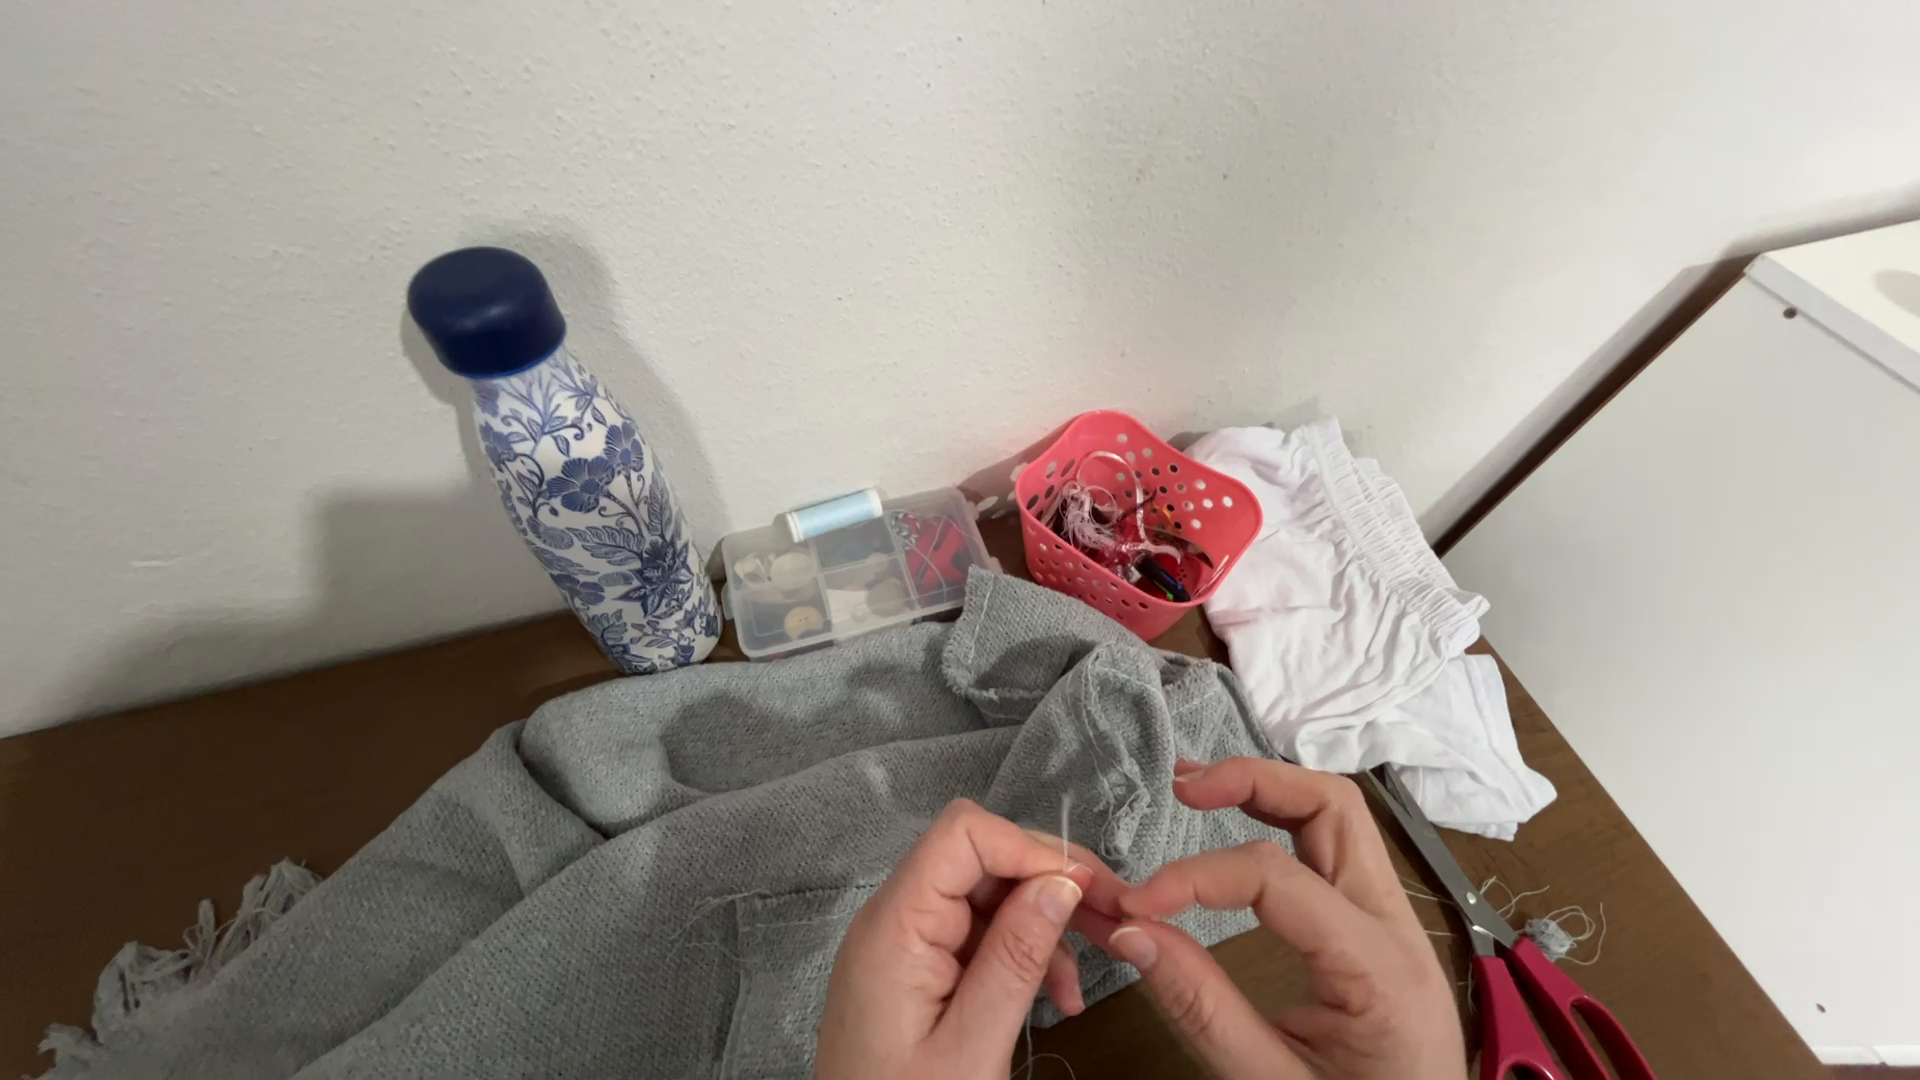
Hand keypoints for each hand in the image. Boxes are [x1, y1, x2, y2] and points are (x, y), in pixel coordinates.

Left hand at [816, 798, 1125, 1079]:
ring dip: (1042, 924)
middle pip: (981, 856)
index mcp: (897, 922)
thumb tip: (1062, 881)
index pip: (963, 833)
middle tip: (1111, 920)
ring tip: (1081, 983)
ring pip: (988, 894)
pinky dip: (1022, 953)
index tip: (1085, 888)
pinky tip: (1056, 996)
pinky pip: (978, 933)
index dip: (1028, 848)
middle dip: (1048, 882)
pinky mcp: (919, 965)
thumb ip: (1015, 958)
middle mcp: (897, 914)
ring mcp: (907, 938)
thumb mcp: (972, 1049)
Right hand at [1103, 758, 1465, 1079]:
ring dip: (1263, 786)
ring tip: (1195, 788)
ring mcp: (1392, 917)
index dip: (1193, 876)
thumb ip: (1200, 1008)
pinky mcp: (1375, 921)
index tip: (1136, 902)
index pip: (1274, 876)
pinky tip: (1232, 816)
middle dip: (1250, 780)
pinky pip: (1328, 842)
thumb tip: (1127, 929)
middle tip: (1181, 790)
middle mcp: (1396, 924)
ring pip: (1333, 810)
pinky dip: (1275, 813)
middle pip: (1331, 805)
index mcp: (1379, 968)